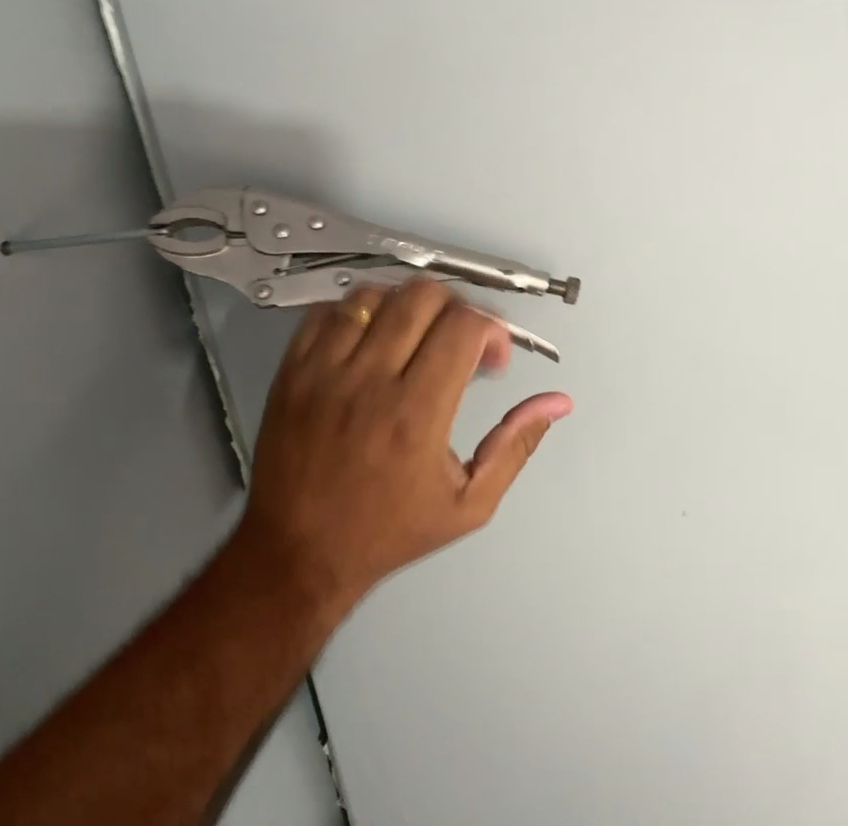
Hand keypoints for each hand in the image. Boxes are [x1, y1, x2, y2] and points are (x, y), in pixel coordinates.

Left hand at [235, 279, 573, 606]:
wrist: (300, 552)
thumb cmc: (388, 532)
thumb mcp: (470, 503)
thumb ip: (516, 446)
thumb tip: (556, 403)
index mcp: (417, 415)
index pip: (464, 326)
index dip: (493, 331)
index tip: (492, 362)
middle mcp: (368, 383)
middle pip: (423, 297)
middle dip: (457, 310)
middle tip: (460, 345)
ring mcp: (323, 373)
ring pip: (375, 295)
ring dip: (408, 307)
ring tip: (416, 340)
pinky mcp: (291, 372)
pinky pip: (328, 311)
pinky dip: (358, 313)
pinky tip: (371, 341)